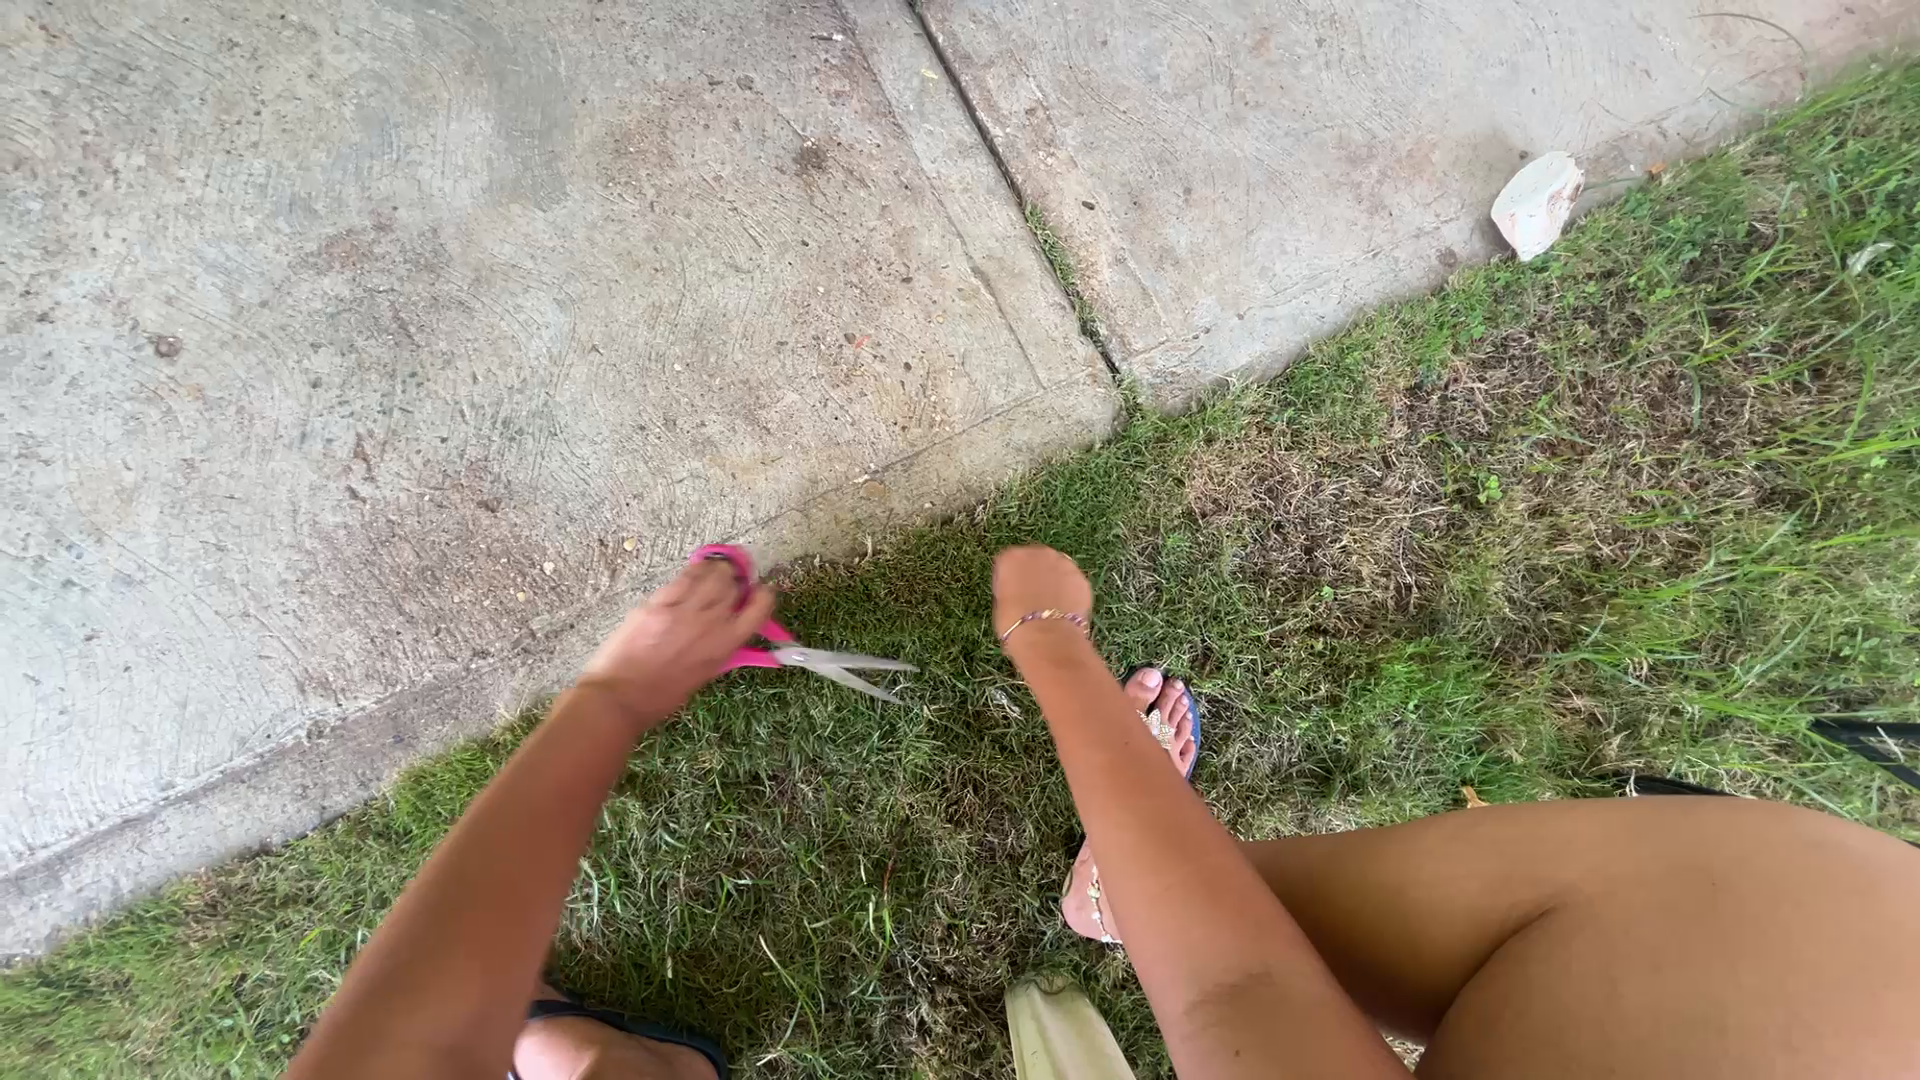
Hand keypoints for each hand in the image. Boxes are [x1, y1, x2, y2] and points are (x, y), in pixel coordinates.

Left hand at [578, 557, 775, 722]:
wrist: (621, 697)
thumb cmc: (664, 694)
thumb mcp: (707, 672)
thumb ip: (722, 644)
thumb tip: (732, 622)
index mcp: (727, 644)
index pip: (761, 606)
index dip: (762, 593)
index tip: (756, 591)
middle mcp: (712, 623)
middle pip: (735, 585)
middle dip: (735, 580)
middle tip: (727, 581)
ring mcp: (685, 610)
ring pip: (713, 574)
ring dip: (717, 571)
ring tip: (710, 574)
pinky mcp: (659, 602)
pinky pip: (685, 576)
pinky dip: (694, 571)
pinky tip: (692, 574)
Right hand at [992, 545, 1092, 646]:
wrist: (1047, 639)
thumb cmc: (1015, 624)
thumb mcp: (1001, 604)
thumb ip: (1009, 590)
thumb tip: (1017, 592)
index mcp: (1012, 558)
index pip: (1007, 562)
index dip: (1009, 579)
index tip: (1010, 594)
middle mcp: (1038, 553)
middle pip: (1035, 560)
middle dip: (1034, 575)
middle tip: (1032, 598)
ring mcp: (1064, 563)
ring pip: (1057, 569)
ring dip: (1054, 581)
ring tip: (1051, 606)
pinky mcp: (1082, 578)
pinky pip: (1072, 582)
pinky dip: (1070, 592)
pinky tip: (1065, 611)